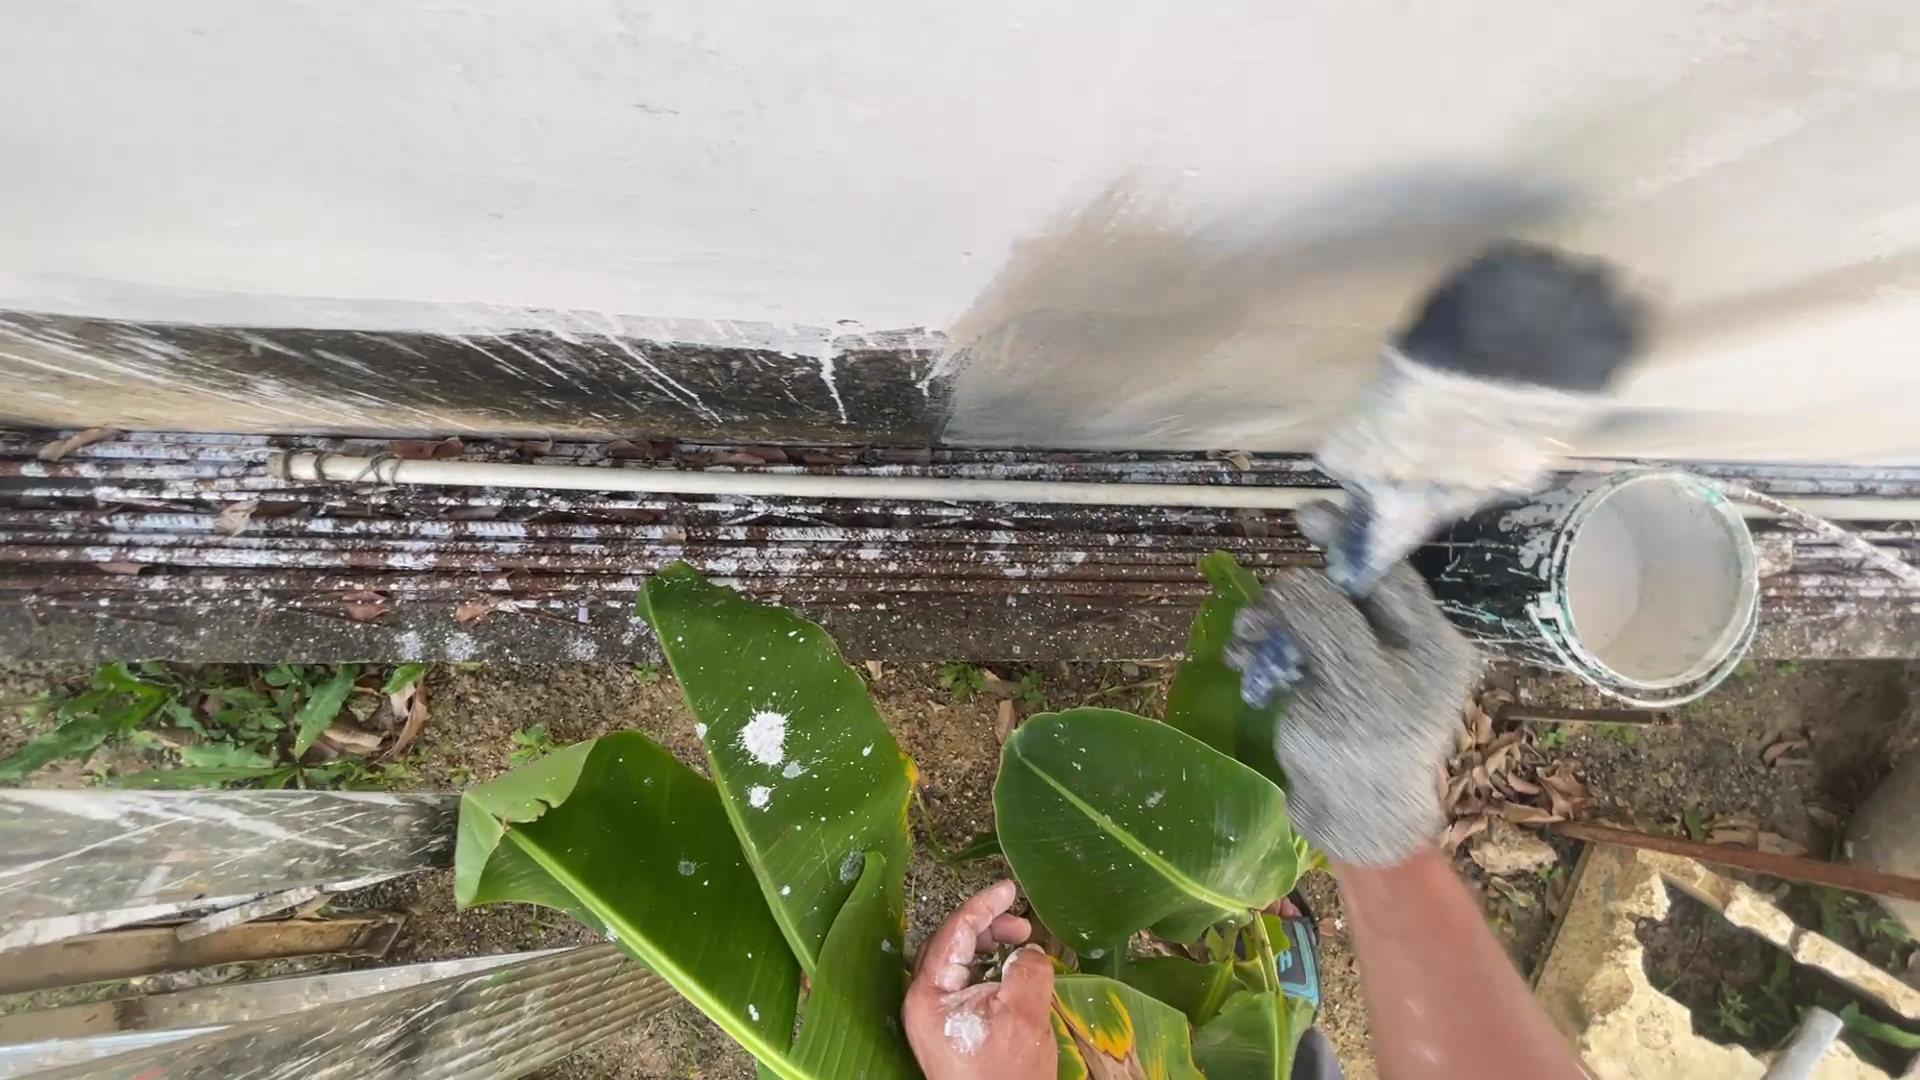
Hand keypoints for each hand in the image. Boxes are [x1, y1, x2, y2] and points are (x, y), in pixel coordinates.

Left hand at [903, 881, 1056, 1079]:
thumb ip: (1028, 970)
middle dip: (987, 924)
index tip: (1009, 888)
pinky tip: (1009, 966)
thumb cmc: (1008, 1076)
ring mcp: (933, 1013)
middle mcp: (923, 999)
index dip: (984, 905)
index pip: (955, 931)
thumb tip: (1028, 951)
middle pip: (951, 940)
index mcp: (929, 993)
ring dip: (988, 942)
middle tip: (1021, 923)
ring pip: (956, 958)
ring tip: (1021, 940)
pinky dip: (986, 965)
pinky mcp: (947, 1025)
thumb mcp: (1025, 1017)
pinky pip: (963, 979)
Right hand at [1230, 501, 1478, 866]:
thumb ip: (1326, 623)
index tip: (1305, 515)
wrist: (1347, 820)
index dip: (1348, 541)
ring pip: (1309, 614)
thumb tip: (1292, 579)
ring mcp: (1364, 660)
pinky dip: (1266, 646)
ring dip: (1268, 623)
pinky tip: (1245, 663)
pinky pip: (1295, 642)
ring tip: (1242, 647)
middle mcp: (1402, 645)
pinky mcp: (1332, 676)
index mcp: (1429, 643)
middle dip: (1290, 596)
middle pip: (1340, 591)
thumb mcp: (1350, 686)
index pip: (1389, 573)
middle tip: (1255, 614)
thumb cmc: (1359, 758)